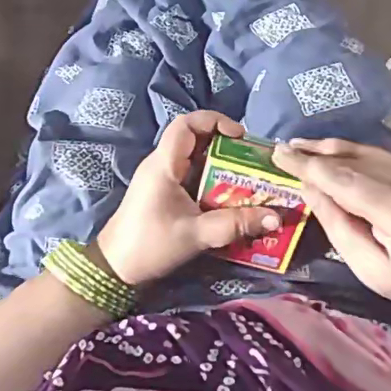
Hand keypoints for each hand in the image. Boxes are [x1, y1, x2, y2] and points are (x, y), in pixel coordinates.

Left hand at [95, 111, 279, 285]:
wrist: (115, 269)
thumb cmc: (150, 245)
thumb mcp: (196, 235)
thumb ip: (236, 224)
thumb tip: (276, 217)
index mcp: (164, 164)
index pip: (186, 124)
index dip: (215, 122)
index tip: (240, 137)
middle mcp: (161, 165)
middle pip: (195, 139)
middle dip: (226, 146)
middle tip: (253, 162)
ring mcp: (161, 179)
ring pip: (195, 160)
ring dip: (221, 166)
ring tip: (249, 179)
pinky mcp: (164, 194)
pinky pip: (191, 177)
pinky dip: (212, 181)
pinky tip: (231, 198)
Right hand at [270, 138, 390, 322]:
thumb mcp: (369, 268)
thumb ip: (337, 225)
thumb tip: (311, 189)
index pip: (342, 179)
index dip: (307, 165)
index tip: (278, 154)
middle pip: (351, 161)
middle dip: (313, 153)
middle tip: (280, 148)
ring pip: (363, 152)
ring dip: (329, 148)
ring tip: (298, 146)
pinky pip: (377, 155)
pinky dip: (349, 151)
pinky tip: (330, 151)